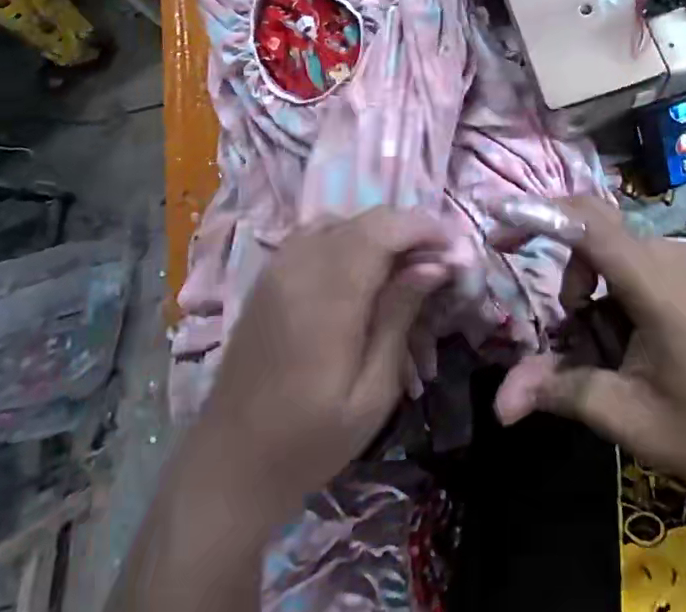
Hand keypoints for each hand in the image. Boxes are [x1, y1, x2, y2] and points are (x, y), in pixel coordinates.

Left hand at [193, 208, 450, 517]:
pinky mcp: (266, 279)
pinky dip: (347, 242)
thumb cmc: (310, 440)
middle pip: (365, 220)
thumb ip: (400, 316)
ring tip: (404, 272)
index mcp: (327, 296)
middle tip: (438, 267)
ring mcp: (277, 269)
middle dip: (409, 232)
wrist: (230, 465)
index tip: (455, 250)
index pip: (383, 229)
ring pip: (340, 222)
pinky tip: (362, 278)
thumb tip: (435, 264)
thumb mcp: (373, 390)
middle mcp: (299, 268)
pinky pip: (314, 237)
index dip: (425, 228)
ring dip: (379, 237)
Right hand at [491, 197, 685, 495]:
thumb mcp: (629, 417)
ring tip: (593, 352)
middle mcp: (668, 255)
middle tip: (552, 328)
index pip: (587, 225)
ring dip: (586, 288)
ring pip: (611, 250)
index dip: (538, 215)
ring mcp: (684, 260)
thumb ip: (562, 391)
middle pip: (594, 233)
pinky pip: (634, 263)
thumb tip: (500, 402)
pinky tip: (621, 342)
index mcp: (656, 283)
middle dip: (561, 272)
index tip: (496, 226)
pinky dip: (610, 291)